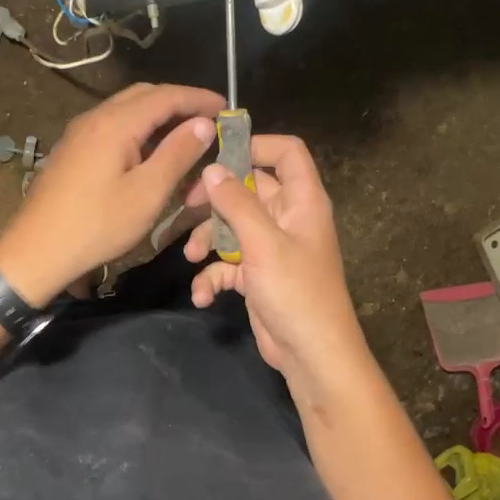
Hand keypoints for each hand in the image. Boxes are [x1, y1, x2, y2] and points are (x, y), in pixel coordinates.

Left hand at [0, 83, 223, 305]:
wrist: (37, 250)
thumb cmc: (97, 225)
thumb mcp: (147, 193)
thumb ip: (177, 153)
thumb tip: (203, 123)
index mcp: (115, 123)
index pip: (166, 95)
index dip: (199, 98)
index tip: (226, 107)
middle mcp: (95, 118)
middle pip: (144, 95)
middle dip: (179, 103)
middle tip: (208, 120)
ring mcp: (80, 133)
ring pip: (126, 110)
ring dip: (158, 116)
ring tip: (186, 136)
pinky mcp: (72, 151)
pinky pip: (112, 127)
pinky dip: (138, 130)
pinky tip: (150, 153)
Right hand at [183, 136, 369, 384]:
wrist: (312, 354)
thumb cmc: (296, 292)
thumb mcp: (264, 244)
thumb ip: (236, 203)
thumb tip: (211, 169)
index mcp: (302, 202)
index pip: (287, 153)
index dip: (256, 145)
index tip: (218, 153)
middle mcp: (289, 219)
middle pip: (249, 190)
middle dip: (216, 200)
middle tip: (186, 206)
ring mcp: (273, 249)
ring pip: (233, 228)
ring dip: (208, 241)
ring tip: (190, 257)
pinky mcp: (259, 277)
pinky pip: (230, 265)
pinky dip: (213, 277)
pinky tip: (204, 295)